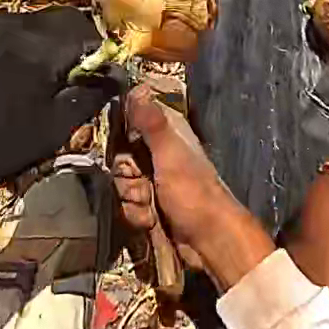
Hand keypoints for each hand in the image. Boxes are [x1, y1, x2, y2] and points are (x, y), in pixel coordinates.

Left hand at [0, 8, 114, 215]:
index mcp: (42, 43)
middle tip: (84, 80)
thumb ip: (90, 96)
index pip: (92, 33)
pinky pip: (20, 32)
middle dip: (84, 46)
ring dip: (59, 46)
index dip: (106, 56)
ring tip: (55, 82)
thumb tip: (117, 78)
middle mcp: (20, 23)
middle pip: (68, 21)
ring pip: (44, 24)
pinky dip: (34, 48)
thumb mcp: (52, 128)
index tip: (106, 82)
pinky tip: (25, 79)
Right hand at [112, 84, 274, 287]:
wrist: (209, 241)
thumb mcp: (171, 154)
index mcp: (166, 135)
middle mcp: (158, 155)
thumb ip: (152, 123)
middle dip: (126, 176)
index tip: (124, 150)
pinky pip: (126, 207)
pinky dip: (136, 216)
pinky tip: (151, 221)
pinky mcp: (149, 208)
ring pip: (120, 185)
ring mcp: (153, 183)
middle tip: (144, 184)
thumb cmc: (194, 193)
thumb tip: (137, 87)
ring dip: (132, 200)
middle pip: (119, 159)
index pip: (130, 124)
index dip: (121, 138)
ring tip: (151, 206)